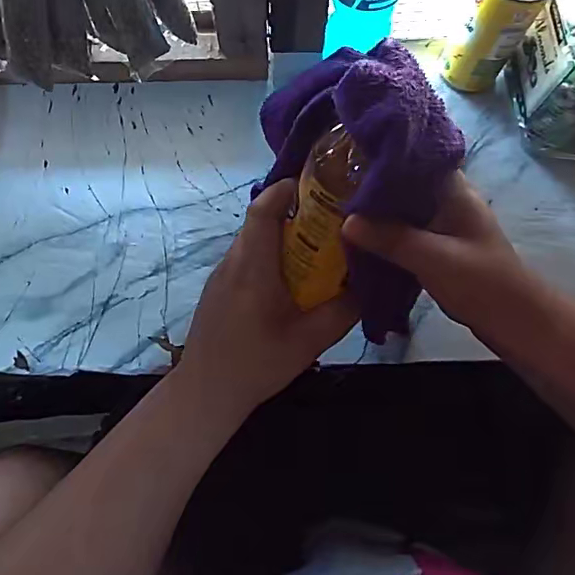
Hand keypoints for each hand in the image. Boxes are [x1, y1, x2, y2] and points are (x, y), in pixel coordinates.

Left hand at [178, 179, 358, 414]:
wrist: (206, 389)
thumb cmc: (256, 364)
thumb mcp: (309, 341)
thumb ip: (342, 310)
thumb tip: (369, 282)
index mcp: (253, 267)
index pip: (263, 210)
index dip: (287, 190)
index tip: (317, 185)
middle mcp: (233, 260)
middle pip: (261, 219)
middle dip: (295, 212)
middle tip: (330, 218)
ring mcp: (222, 271)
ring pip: (253, 237)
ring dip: (282, 234)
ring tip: (316, 246)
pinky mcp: (219, 284)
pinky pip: (246, 254)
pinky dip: (269, 252)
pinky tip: (290, 274)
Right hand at [342, 171, 546, 332]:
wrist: (519, 324)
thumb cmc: (482, 283)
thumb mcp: (432, 258)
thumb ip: (389, 238)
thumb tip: (346, 221)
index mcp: (453, 189)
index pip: (414, 156)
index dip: (382, 153)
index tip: (347, 153)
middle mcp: (448, 198)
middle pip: (404, 180)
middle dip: (371, 182)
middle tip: (332, 181)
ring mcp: (445, 222)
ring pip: (403, 205)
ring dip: (377, 208)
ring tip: (339, 205)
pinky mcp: (440, 243)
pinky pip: (405, 227)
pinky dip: (385, 229)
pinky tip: (361, 235)